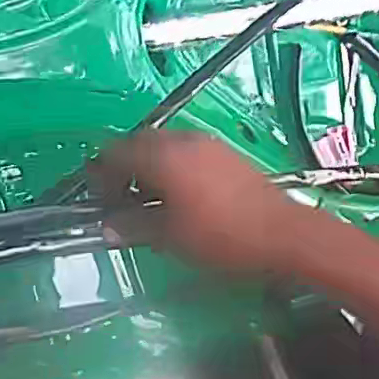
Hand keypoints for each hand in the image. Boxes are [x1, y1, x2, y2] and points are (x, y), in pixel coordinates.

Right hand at [88, 129, 305, 274]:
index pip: (117, 152)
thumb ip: (135, 226)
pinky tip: (178, 192)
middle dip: (123, 165)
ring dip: (149, 163)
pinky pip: (187, 149)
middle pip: (140, 142)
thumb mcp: (171, 237)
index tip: (96, 195)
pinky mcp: (226, 152)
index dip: (100, 172)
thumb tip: (108, 226)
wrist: (282, 232)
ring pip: (165, 144)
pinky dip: (173, 163)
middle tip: (118, 196)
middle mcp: (184, 140)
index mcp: (164, 156)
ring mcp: (208, 142)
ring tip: (147, 197)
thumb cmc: (222, 236)